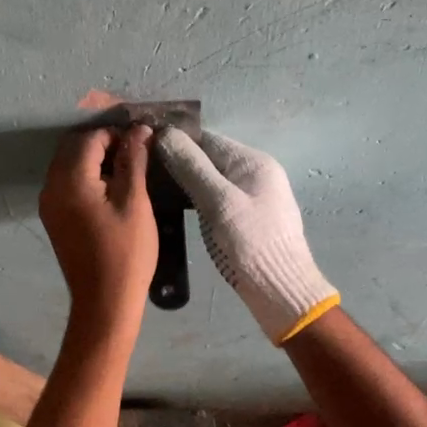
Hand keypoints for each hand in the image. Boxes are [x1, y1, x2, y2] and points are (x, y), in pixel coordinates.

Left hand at [38, 126, 156, 325]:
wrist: (104, 302)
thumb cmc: (125, 251)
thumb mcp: (135, 201)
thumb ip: (134, 160)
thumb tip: (139, 129)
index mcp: (69, 179)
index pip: (90, 138)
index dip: (117, 135)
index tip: (143, 144)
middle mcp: (51, 185)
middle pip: (74, 147)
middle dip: (104, 143)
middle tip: (135, 154)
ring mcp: (48, 202)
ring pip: (68, 164)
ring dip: (94, 159)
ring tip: (126, 170)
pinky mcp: (53, 216)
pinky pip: (66, 182)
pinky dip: (85, 176)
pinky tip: (110, 189)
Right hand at [155, 128, 338, 343]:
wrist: (282, 293)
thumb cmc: (250, 243)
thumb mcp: (217, 202)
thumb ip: (191, 166)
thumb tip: (165, 133)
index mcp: (253, 161)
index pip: (206, 139)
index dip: (175, 141)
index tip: (144, 150)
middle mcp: (257, 172)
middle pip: (209, 157)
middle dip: (179, 162)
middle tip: (145, 173)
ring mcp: (255, 195)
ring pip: (212, 178)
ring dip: (187, 182)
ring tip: (155, 189)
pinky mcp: (250, 217)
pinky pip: (218, 197)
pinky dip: (198, 199)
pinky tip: (179, 208)